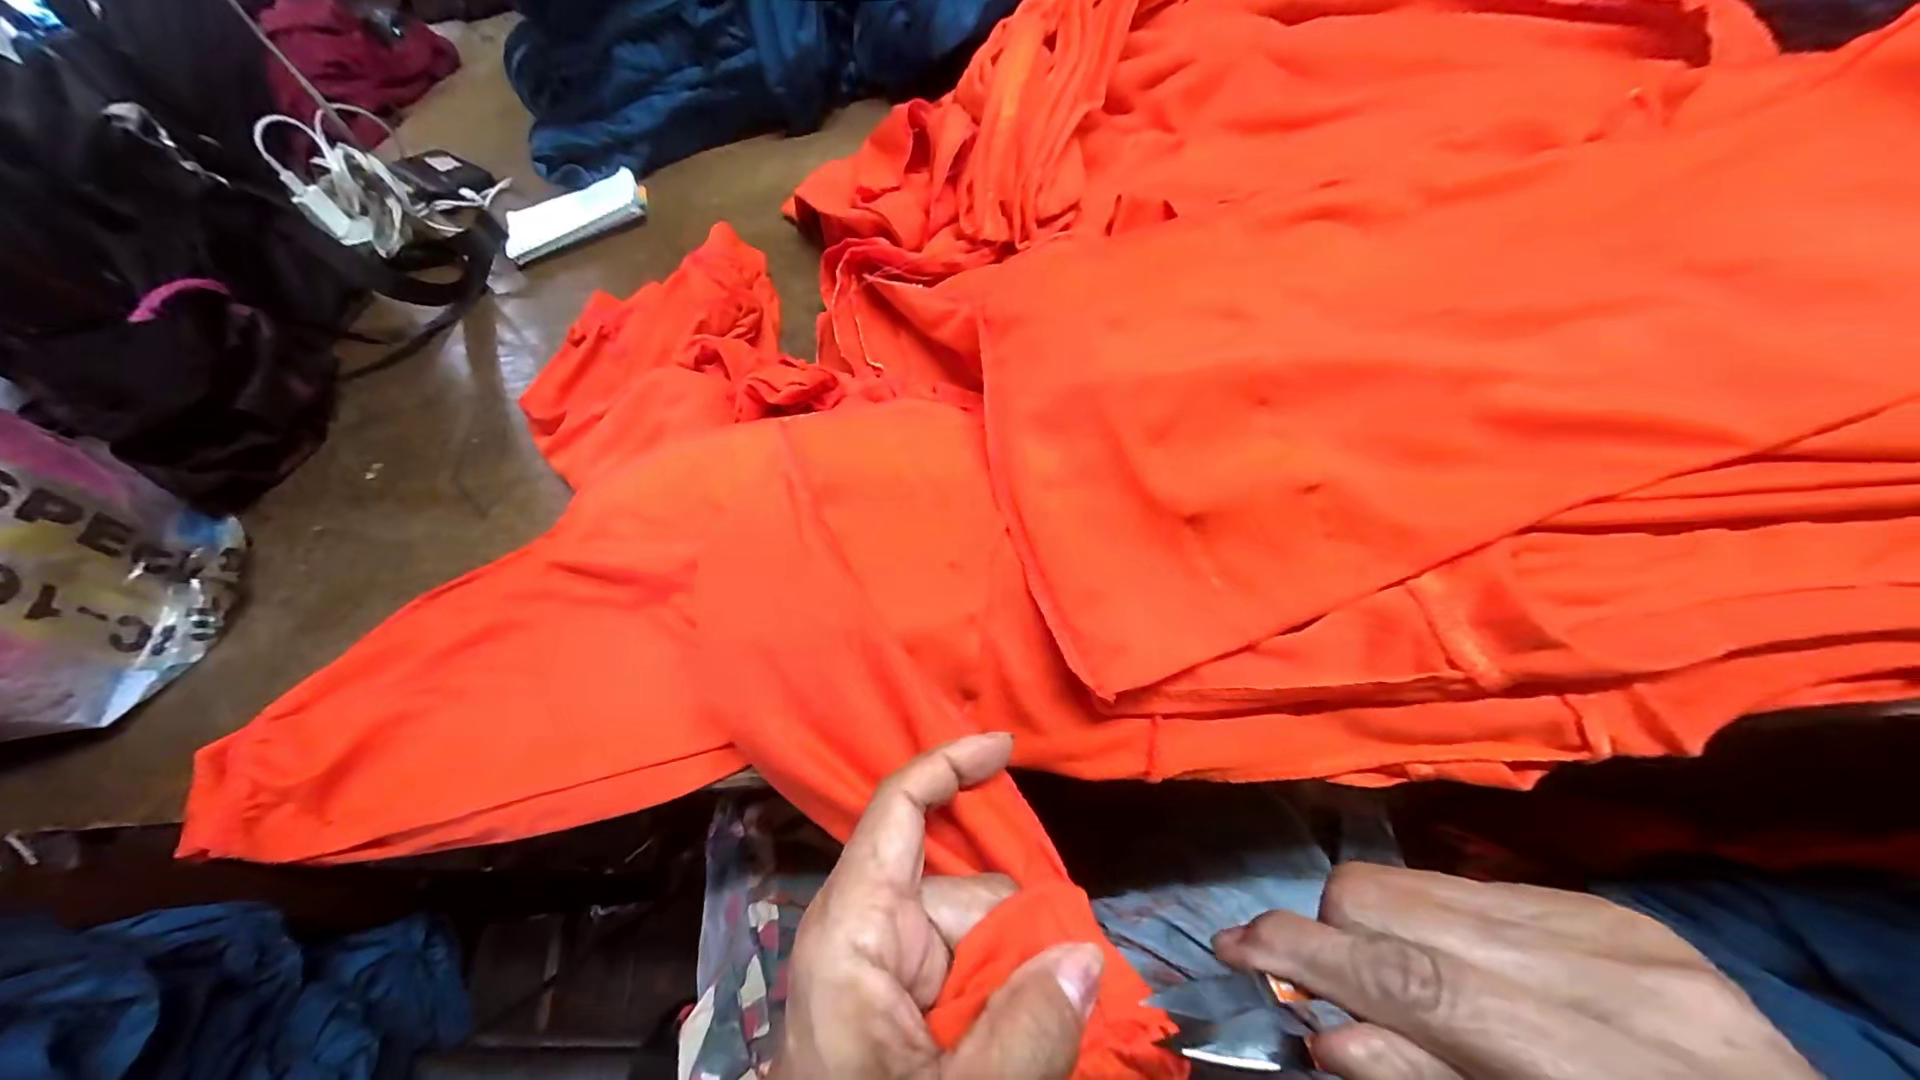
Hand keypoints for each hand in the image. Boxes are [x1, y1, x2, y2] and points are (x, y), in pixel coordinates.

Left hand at [772, 734, 1103, 1079]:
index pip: (898, 808)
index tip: (1005, 746)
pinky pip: (979, 971)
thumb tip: (1084, 960)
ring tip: (1028, 1050)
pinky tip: (1021, 1043)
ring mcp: (894, 963)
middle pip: (971, 891)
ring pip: (986, 936)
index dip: (949, 764)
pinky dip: (1009, 997)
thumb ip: (1022, 1031)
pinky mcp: (909, 995)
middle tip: (1061, 1006)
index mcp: (857, 924)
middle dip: (1023, 938)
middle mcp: (875, 926)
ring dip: (1022, 981)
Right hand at [1214, 864, 1818, 1079]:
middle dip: (1329, 933)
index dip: (1310, 957)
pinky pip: (1461, 886)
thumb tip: (1321, 1036)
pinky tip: (1449, 967)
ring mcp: (1619, 924)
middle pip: (1394, 899)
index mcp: (1620, 1065)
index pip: (1419, 981)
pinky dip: (1426, 924)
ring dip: (1370, 925)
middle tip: (1314, 982)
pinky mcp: (1609, 908)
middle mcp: (1620, 969)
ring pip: (1412, 879)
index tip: (1230, 947)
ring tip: (1375, 973)